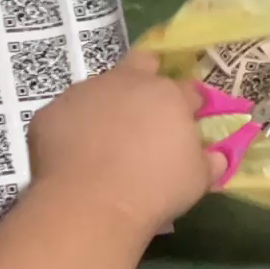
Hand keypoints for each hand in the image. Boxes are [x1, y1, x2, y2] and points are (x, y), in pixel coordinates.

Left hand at [27, 47, 225, 228]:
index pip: (189, 89)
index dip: (193, 103)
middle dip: (149, 77)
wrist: (91, 204)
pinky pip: (70, 115)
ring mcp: (83, 93)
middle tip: (150, 107)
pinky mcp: (51, 112)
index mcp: (168, 95)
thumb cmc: (156, 188)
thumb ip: (210, 162)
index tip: (193, 119)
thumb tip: (218, 157)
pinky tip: (80, 154)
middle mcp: (126, 83)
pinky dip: (77, 127)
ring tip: (109, 139)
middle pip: (142, 64)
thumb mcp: (198, 179)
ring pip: (101, 89)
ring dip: (109, 105)